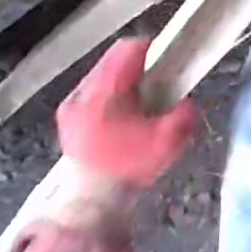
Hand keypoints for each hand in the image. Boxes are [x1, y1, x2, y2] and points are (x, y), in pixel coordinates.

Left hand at [56, 38, 196, 187]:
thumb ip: (183, 113)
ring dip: (120, 80)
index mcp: (107, 90)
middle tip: (155, 83)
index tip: (165, 62)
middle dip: (136, 66)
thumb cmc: (128, 168)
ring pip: (101, 74)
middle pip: (113, 58)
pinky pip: (90, 92)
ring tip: (137, 102)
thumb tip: (184, 102)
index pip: (129, 48)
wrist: (90, 203)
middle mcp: (84, 91)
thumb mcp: (168, 141)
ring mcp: (71, 105)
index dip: (152, 50)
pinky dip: (107, 96)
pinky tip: (118, 117)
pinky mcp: (66, 120)